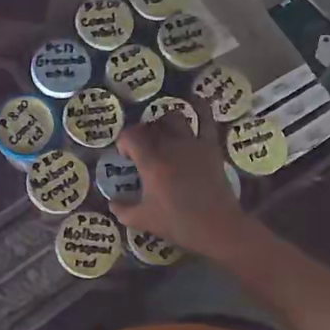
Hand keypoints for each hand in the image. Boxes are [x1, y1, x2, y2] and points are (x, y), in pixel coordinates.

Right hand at [109, 111, 250, 258]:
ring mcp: (192, 144)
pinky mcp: (211, 147)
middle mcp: (170, 146)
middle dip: (141, 134)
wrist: (217, 227)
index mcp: (151, 162)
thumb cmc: (178, 223)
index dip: (124, 143)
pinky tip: (195, 101)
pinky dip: (200, 108)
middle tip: (142, 150)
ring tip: (162, 135)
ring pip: (173, 118)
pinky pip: (206, 120)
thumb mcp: (142, 220)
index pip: (130, 136)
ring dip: (163, 123)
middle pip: (149, 126)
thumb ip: (121, 209)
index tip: (126, 157)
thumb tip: (111, 202)